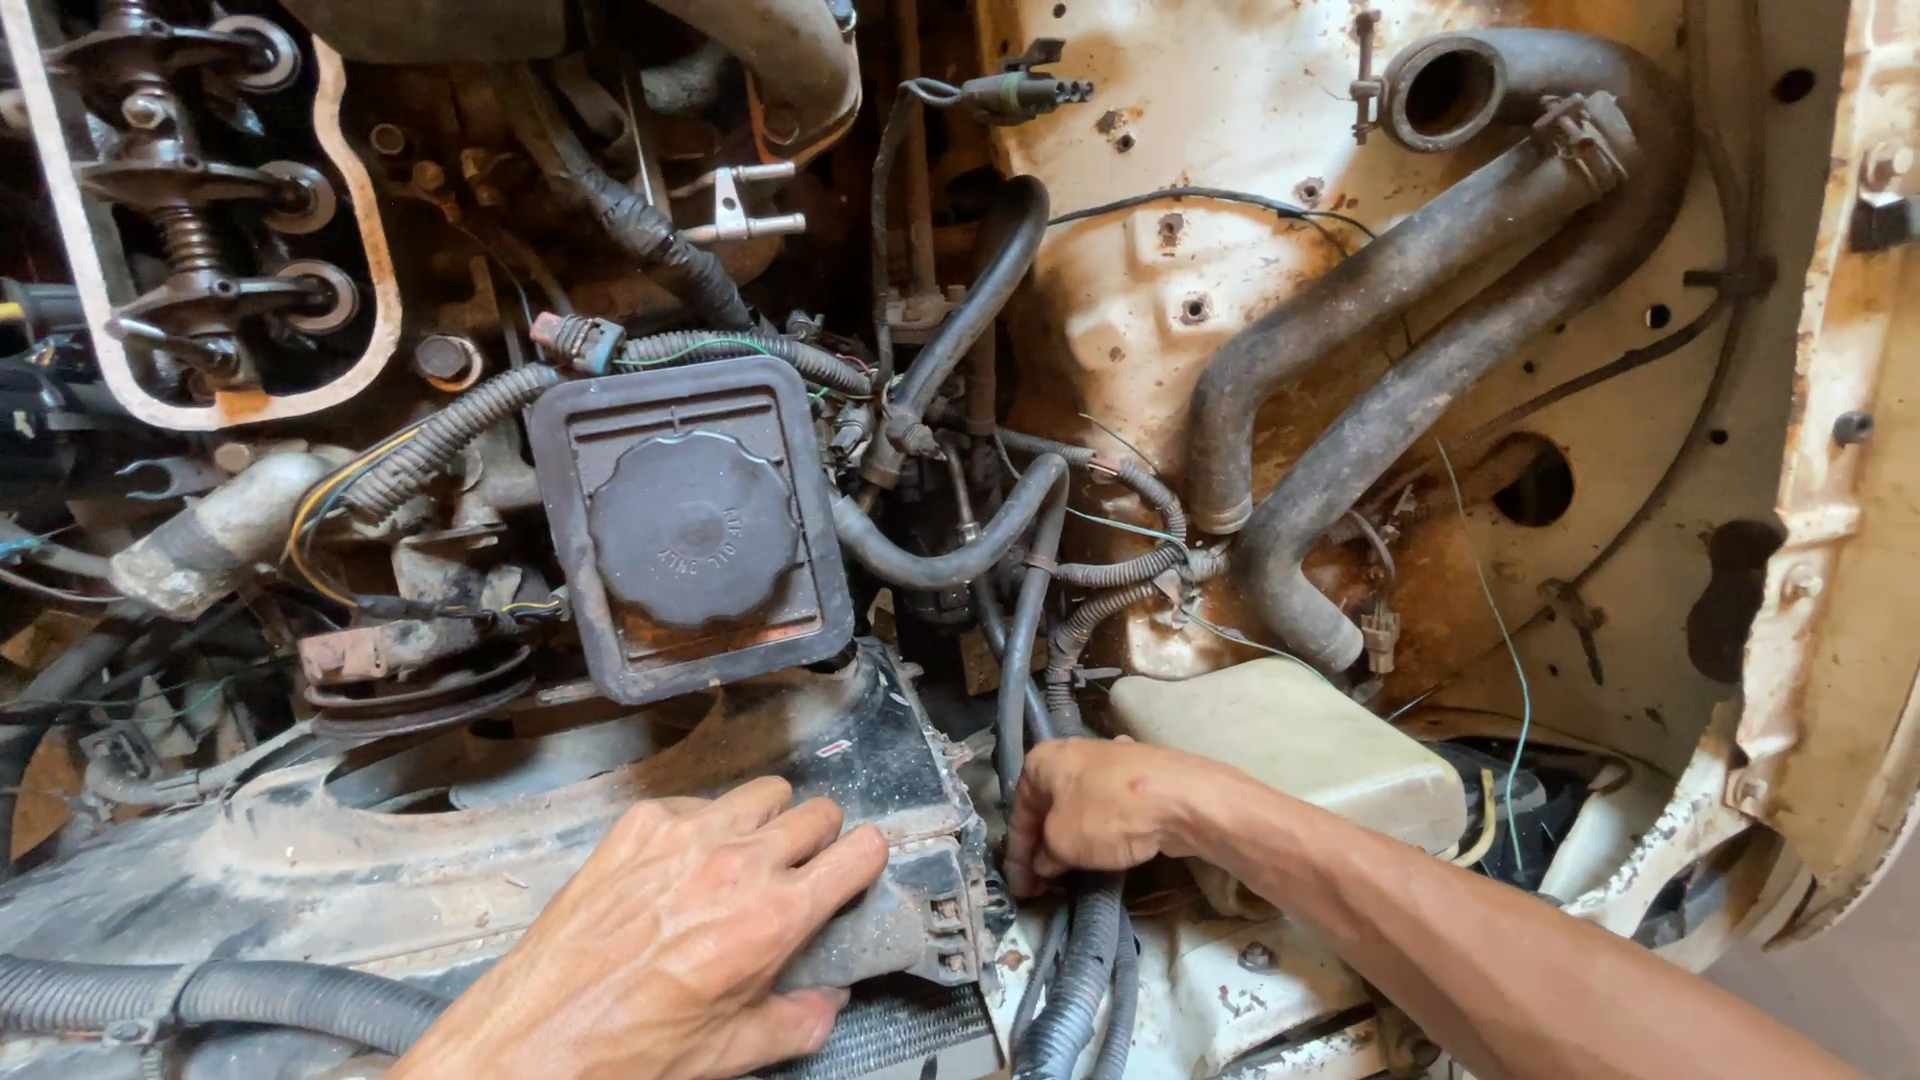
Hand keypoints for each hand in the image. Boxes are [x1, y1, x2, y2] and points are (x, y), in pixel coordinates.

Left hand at [389, 777, 889, 1079]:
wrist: (528, 1044)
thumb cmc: (633, 1056)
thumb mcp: (732, 1056)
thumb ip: (801, 1021)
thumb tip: (833, 998)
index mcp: (775, 918)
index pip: (860, 851)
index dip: (866, 858)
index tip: (853, 869)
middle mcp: (741, 863)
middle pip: (819, 811)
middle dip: (819, 838)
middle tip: (794, 868)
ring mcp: (690, 834)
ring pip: (766, 791)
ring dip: (767, 820)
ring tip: (742, 853)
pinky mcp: (644, 823)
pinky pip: (699, 801)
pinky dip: (702, 824)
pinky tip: (677, 863)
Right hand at [1004, 737, 1226, 896]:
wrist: (1180, 797)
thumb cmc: (1107, 813)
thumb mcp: (1062, 842)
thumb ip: (1045, 854)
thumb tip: (1044, 861)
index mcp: (1043, 759)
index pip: (1019, 810)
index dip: (1017, 853)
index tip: (1019, 885)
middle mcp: (1072, 752)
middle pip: (1049, 806)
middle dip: (1042, 845)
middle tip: (1040, 883)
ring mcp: (1108, 761)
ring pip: (1078, 806)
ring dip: (1070, 838)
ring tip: (1068, 873)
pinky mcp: (1137, 775)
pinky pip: (1106, 807)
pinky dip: (1098, 830)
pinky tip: (1101, 851)